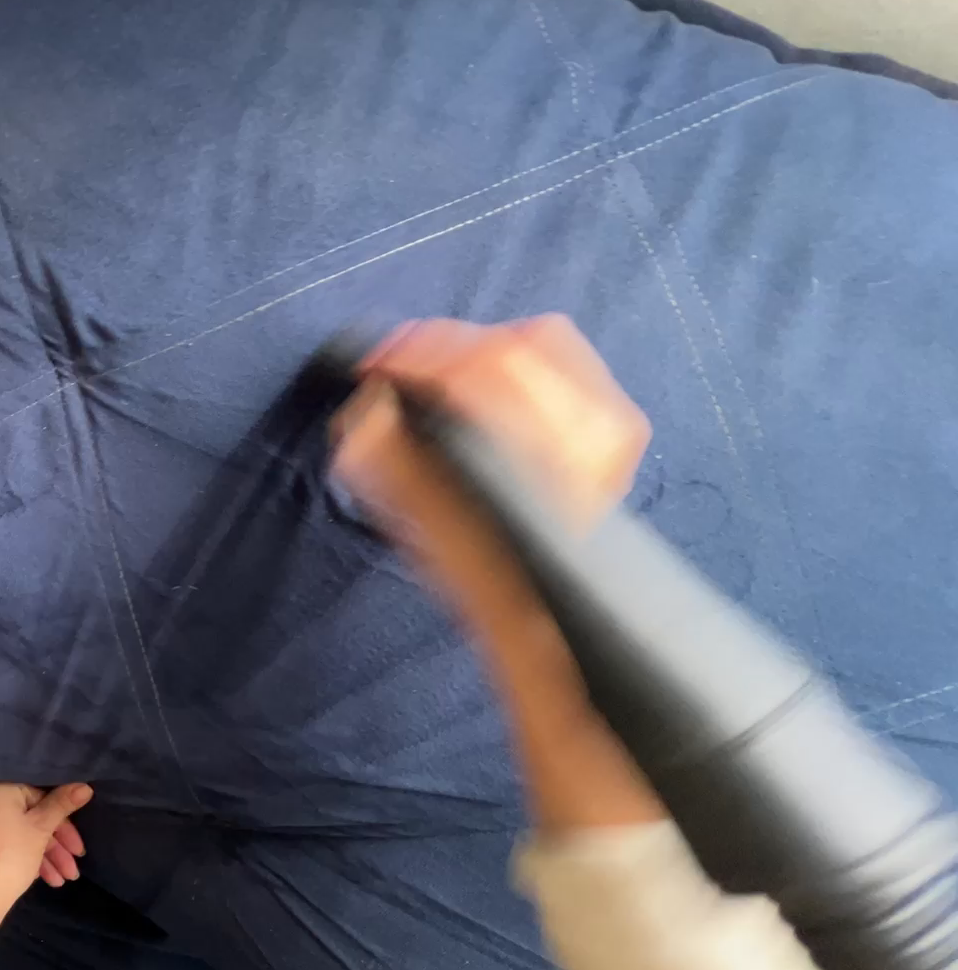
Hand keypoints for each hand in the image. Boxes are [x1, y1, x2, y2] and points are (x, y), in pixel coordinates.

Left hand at [0, 782, 93, 905]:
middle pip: (29, 818)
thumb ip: (63, 804)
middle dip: (56, 846)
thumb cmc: (11, 856)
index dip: (64, 824)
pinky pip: (3, 845)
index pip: (40, 797)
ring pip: (18, 835)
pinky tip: (41, 879)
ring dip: (44, 856)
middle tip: (73, 870)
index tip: (78, 847)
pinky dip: (23, 858)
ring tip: (62, 881)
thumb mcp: (41, 829)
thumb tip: (84, 786)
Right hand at [329, 315, 666, 830]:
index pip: (478, 381)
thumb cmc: (497, 593)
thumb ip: (395, 478)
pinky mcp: (613, 428)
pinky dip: (514, 353)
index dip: (417, 361)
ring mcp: (609, 430)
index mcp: (539, 471)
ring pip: (540, 344)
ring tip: (428, 366)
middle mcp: (586, 441)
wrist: (569, 625)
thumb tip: (357, 419)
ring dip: (472, 347)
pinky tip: (480, 374)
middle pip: (508, 350)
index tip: (372, 369)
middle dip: (438, 347)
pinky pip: (564, 360)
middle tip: (390, 365)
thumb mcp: (434, 542)